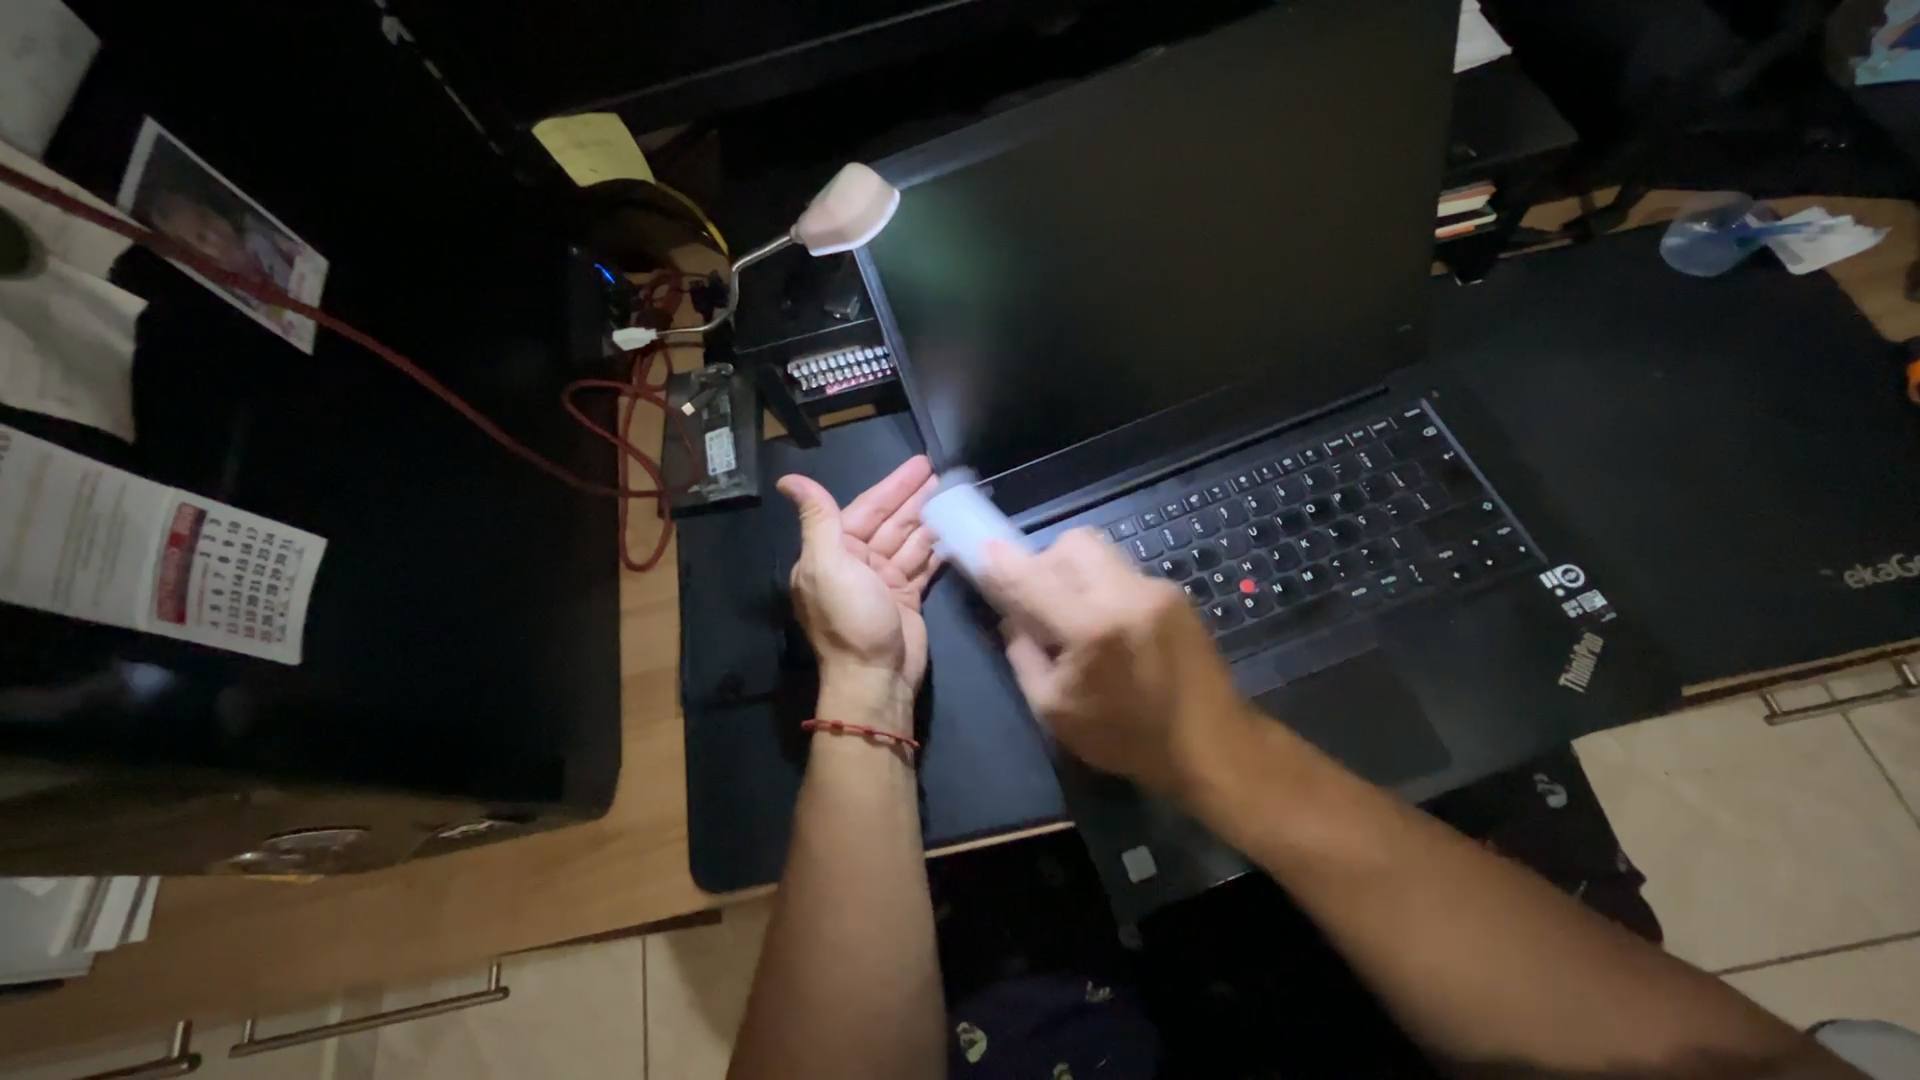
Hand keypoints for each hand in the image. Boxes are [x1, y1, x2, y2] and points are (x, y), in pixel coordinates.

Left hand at [778, 456, 940, 731]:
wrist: (875, 678)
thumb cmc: (849, 620)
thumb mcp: (826, 565)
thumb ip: (817, 520)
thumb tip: (788, 480)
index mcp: (832, 553)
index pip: (865, 509)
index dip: (893, 486)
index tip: (919, 464)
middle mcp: (856, 563)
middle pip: (889, 521)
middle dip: (914, 497)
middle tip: (942, 471)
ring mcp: (883, 582)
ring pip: (908, 540)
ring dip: (929, 517)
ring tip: (954, 493)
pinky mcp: (906, 598)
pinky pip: (922, 564)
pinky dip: (937, 547)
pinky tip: (953, 529)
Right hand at [980, 529, 1255, 797]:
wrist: (1211, 746)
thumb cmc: (1125, 738)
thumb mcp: (1053, 709)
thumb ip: (1023, 653)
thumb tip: (1010, 615)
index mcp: (1091, 628)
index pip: (1031, 577)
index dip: (1001, 562)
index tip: (982, 551)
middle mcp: (1125, 594)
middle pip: (1072, 544)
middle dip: (1045, 561)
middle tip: (1040, 599)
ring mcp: (1156, 589)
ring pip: (1100, 552)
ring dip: (1075, 572)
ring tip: (1077, 615)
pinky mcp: (1175, 593)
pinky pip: (1123, 572)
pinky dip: (1103, 587)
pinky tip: (1111, 627)